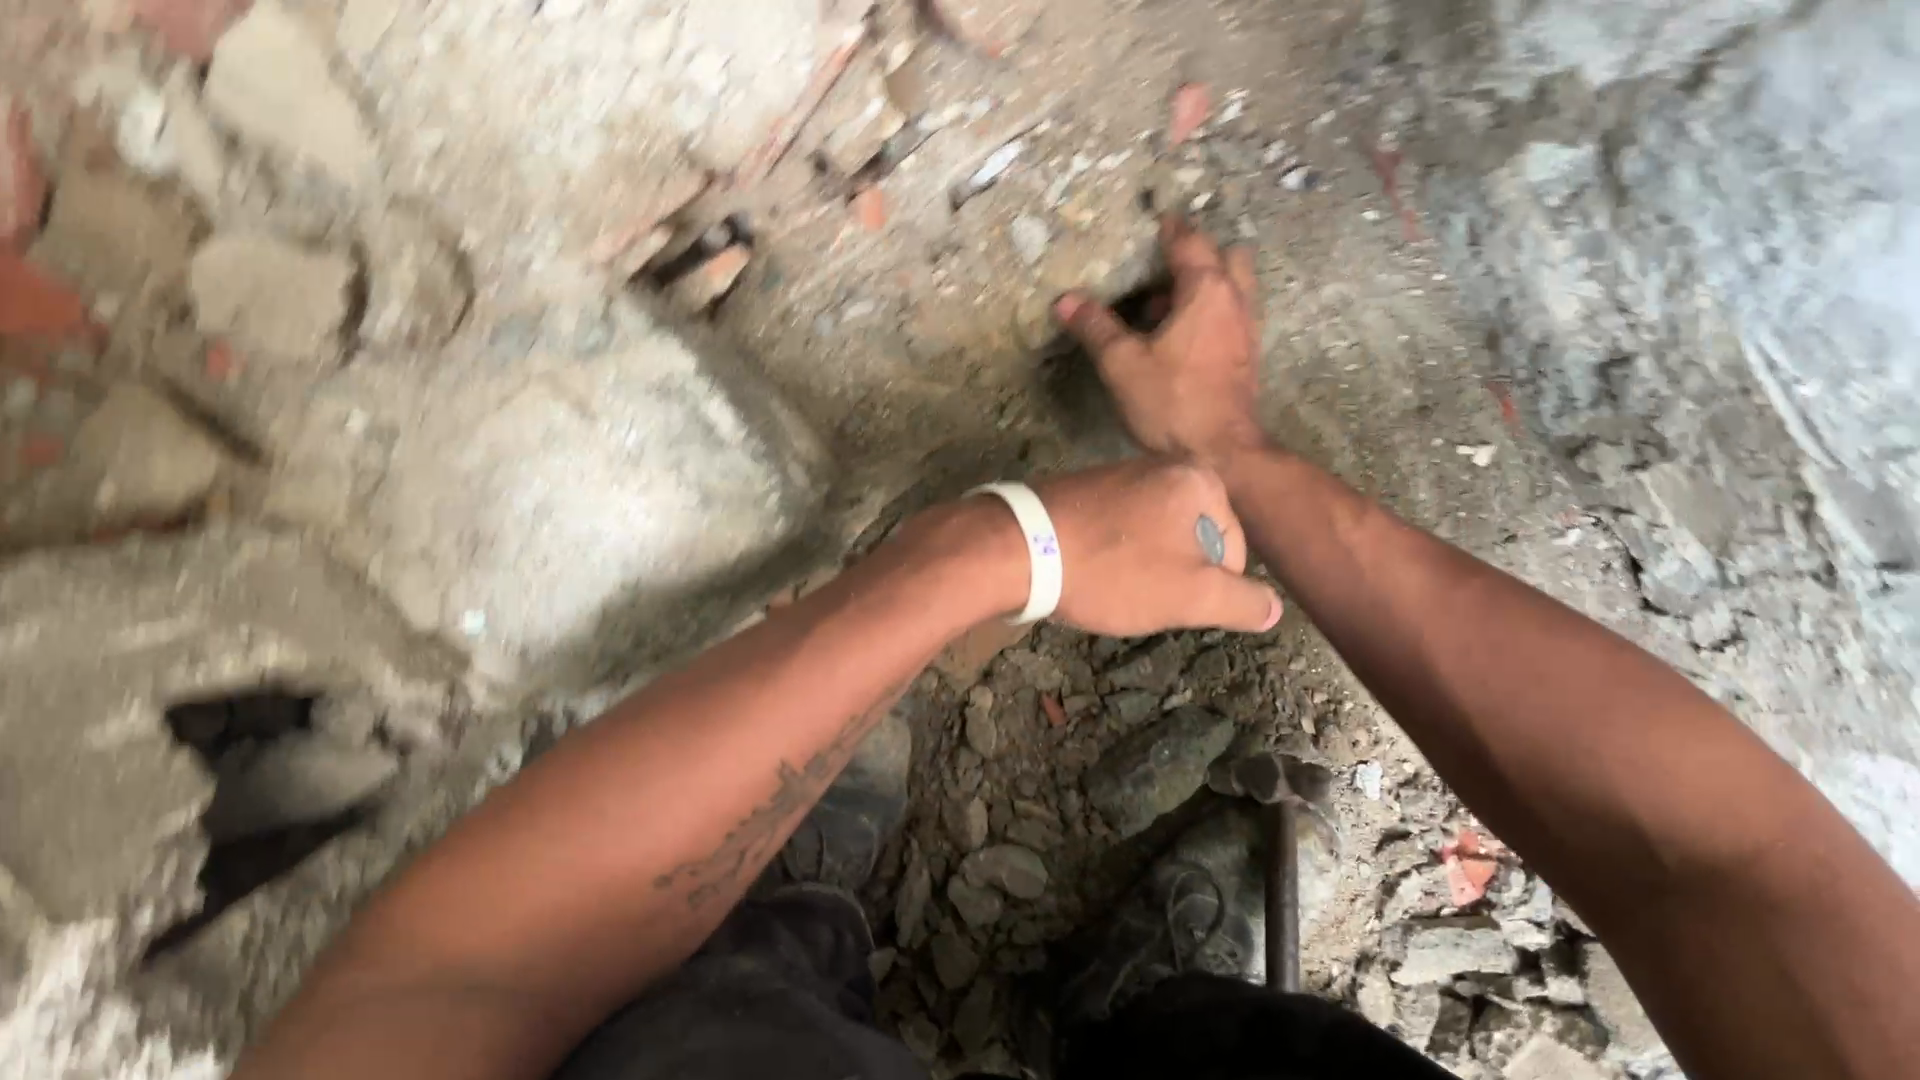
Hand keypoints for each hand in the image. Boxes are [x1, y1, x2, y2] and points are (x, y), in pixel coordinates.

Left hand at [1027, 459, 1281, 635]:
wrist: (1018, 549)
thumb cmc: (1113, 571)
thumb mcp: (1190, 596)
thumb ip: (1241, 602)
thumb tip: (1273, 608)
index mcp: (1199, 481)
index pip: (1234, 552)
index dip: (1208, 590)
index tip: (1169, 599)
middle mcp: (1162, 465)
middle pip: (1192, 543)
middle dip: (1172, 578)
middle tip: (1138, 596)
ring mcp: (1119, 474)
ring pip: (1153, 540)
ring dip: (1140, 570)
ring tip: (1110, 586)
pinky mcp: (1083, 490)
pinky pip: (1117, 531)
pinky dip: (1110, 557)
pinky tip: (1089, 573)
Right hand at [1054, 217, 1269, 467]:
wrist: (1223, 453)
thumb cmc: (1172, 403)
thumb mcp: (1122, 364)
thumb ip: (1096, 328)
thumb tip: (1066, 301)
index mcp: (1207, 291)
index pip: (1190, 243)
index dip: (1170, 228)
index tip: (1155, 220)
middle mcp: (1236, 301)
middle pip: (1227, 257)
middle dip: (1198, 254)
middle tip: (1163, 267)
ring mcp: (1247, 330)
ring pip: (1234, 288)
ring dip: (1206, 285)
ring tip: (1166, 305)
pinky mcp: (1247, 357)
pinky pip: (1233, 316)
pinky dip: (1212, 312)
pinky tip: (1182, 337)